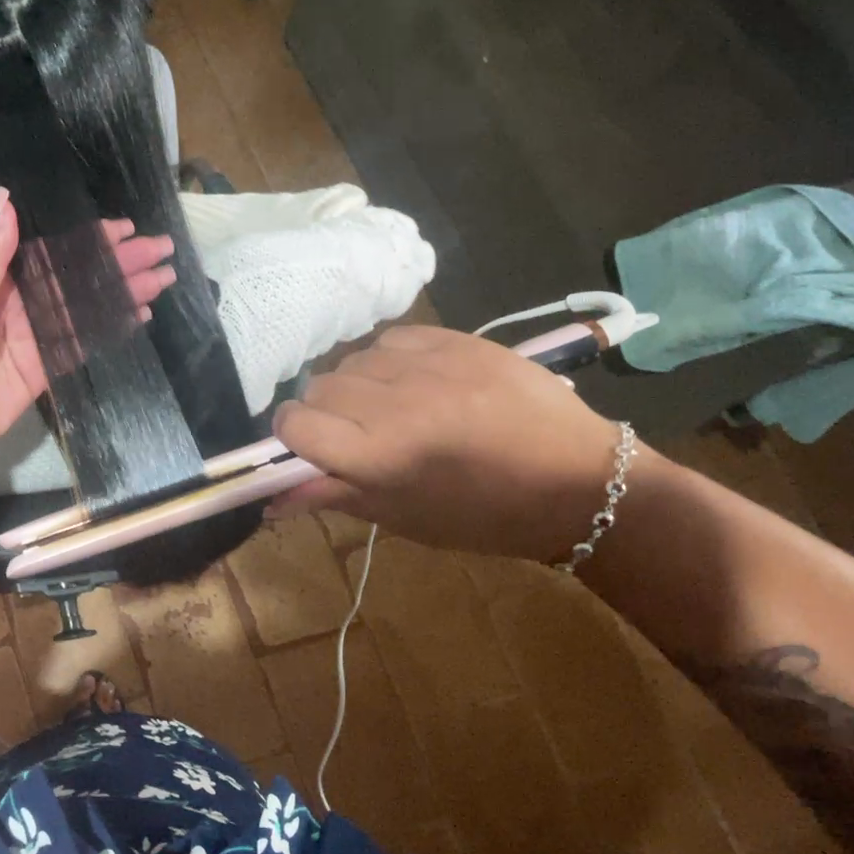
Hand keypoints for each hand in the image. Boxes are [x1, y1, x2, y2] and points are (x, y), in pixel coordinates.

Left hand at [0, 187, 177, 458]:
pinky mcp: (47, 366)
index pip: (51, 251)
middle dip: (119, 262)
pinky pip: (85, 340)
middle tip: (162, 249)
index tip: (123, 227)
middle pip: (78, 276)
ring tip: (164, 277)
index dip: (88, 239)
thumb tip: (4, 197)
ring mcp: (37, 335)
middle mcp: (21, 302)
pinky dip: (112, 327)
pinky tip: (141, 312)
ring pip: (88, 306)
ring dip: (124, 291)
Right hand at [270, 326, 628, 560]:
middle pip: (318, 389)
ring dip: (358, 384)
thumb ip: (331, 495)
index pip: (293, 424)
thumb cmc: (483, 515)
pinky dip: (390, 359)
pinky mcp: (458, 341)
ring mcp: (430, 366)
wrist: (584, 484)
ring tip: (394, 405)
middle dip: (326, 412)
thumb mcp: (401, 516)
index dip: (294, 436)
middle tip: (361, 433)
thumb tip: (269, 498)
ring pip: (351, 361)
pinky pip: (390, 338)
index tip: (314, 448)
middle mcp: (397, 403)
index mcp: (381, 455)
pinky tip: (417, 381)